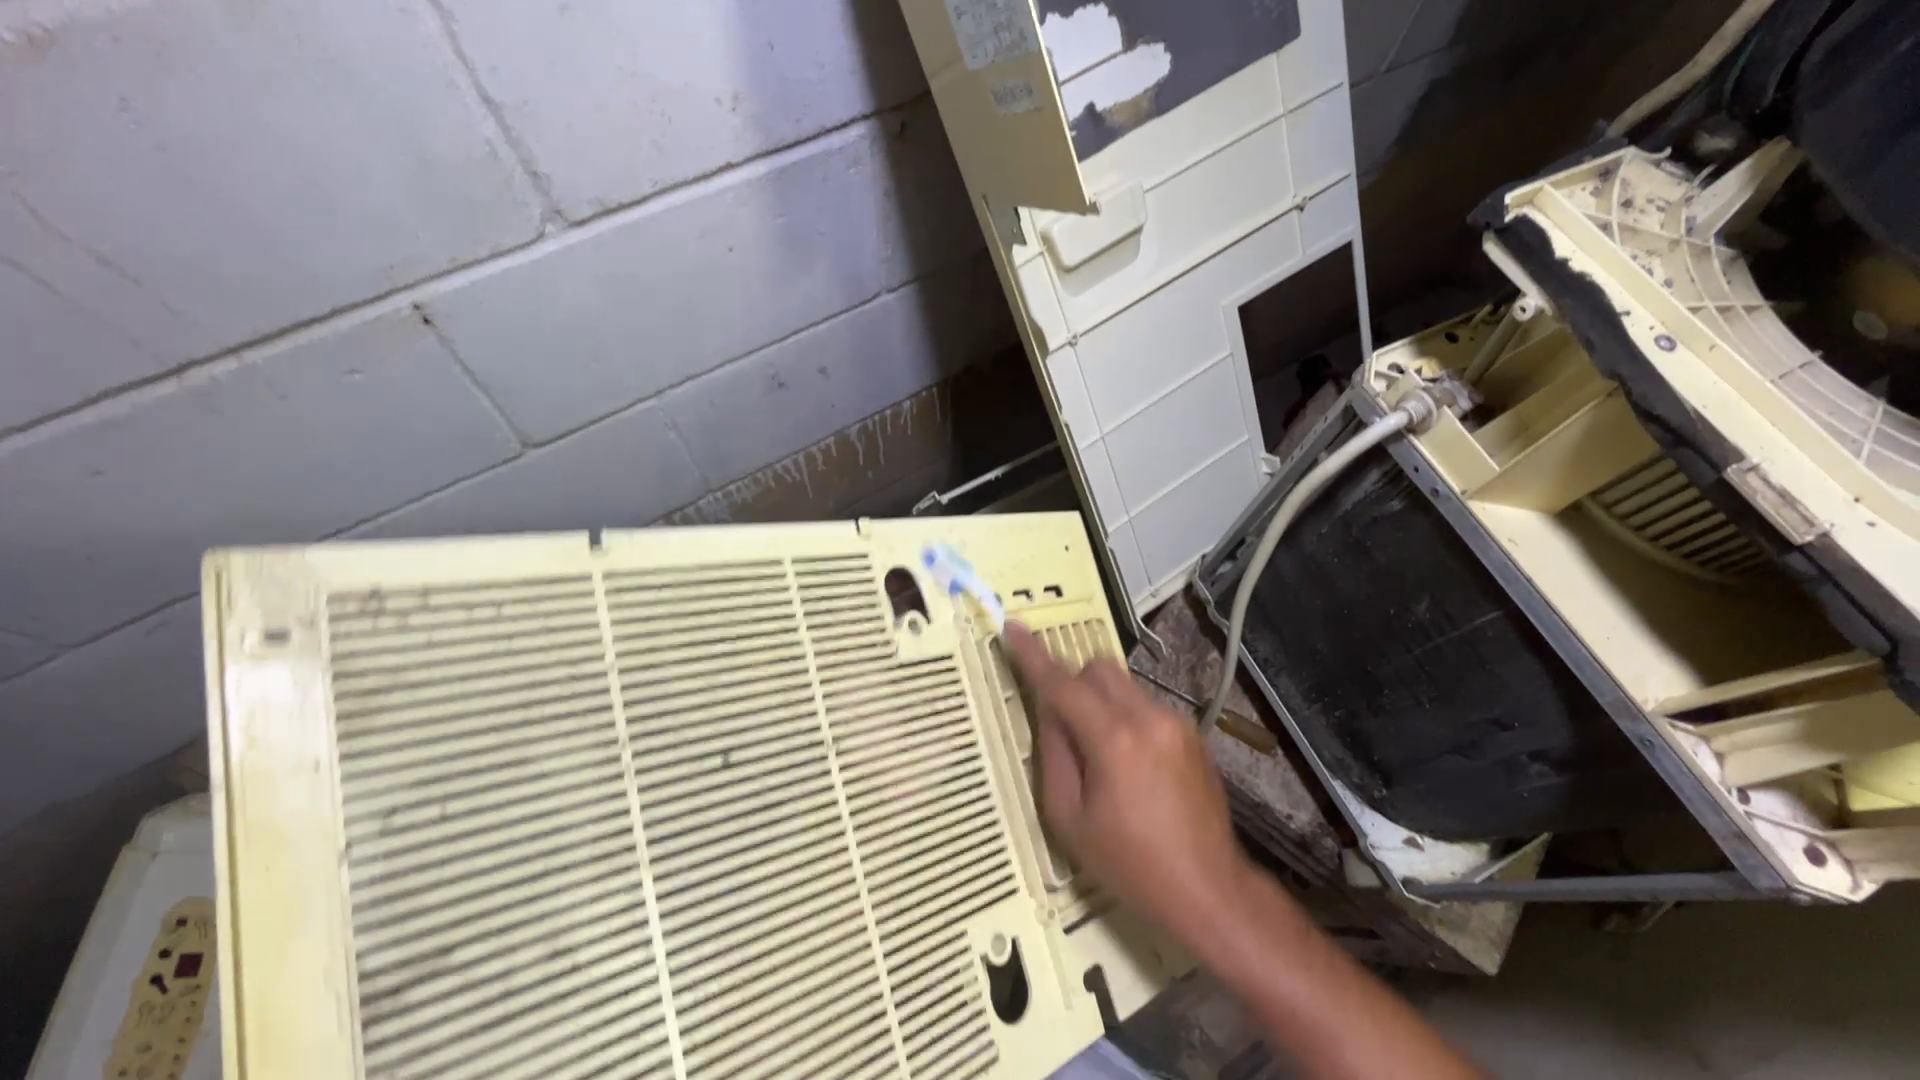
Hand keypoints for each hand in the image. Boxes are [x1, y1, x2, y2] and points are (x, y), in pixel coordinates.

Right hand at [1003, 623, 1251, 940]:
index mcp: (1113, 740)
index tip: (1012, 629)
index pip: (1063, 684)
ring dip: (1100, 701)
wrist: (1208, 889)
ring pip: (1124, 684)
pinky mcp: (1193, 734)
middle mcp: (1148, 718)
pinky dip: (1125, 717)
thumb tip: (1049, 711)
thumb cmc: (1129, 864)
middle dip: (1072, 682)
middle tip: (1061, 725)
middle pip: (1098, 668)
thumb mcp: (1069, 820)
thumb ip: (1053, 755)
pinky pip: (1146, 706)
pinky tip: (1129, 766)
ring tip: (1098, 756)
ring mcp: (1177, 723)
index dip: (1033, 656)